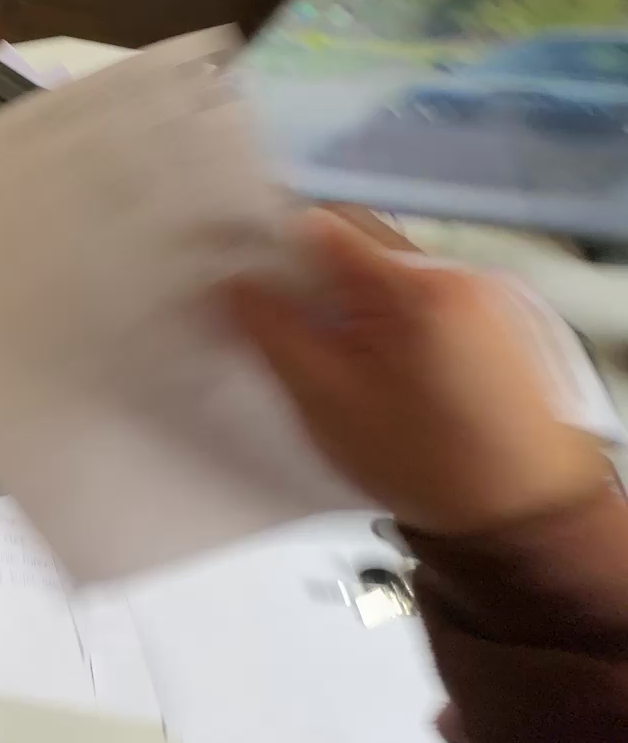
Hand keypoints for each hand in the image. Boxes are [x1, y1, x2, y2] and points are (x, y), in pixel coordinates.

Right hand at [224, 208, 613, 534]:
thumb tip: (228, 281)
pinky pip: (403, 292)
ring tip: (300, 337)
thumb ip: (266, 325)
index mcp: (419, 285)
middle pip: (349, 241)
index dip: (259, 239)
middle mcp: (459, 275)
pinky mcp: (488, 319)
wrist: (522, 517)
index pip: (318, 225)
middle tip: (253, 308)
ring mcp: (482, 296)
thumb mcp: (319, 393)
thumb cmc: (418, 458)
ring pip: (372, 268)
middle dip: (292, 269)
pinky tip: (345, 348)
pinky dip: (362, 308)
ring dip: (326, 292)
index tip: (221, 266)